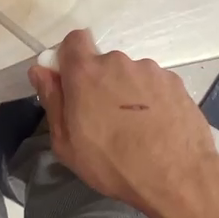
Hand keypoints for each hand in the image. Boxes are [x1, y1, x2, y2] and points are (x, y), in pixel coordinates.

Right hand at [28, 31, 218, 217]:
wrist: (178, 177)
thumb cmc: (114, 165)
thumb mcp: (67, 144)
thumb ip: (52, 101)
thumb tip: (40, 71)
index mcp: (87, 73)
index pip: (74, 40)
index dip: (70, 58)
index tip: (72, 83)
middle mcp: (119, 62)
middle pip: (103, 63)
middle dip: (100, 84)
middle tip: (104, 119)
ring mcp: (151, 71)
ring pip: (130, 75)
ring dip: (128, 93)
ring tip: (136, 129)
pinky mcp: (175, 83)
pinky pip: (154, 86)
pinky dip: (152, 101)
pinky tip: (156, 128)